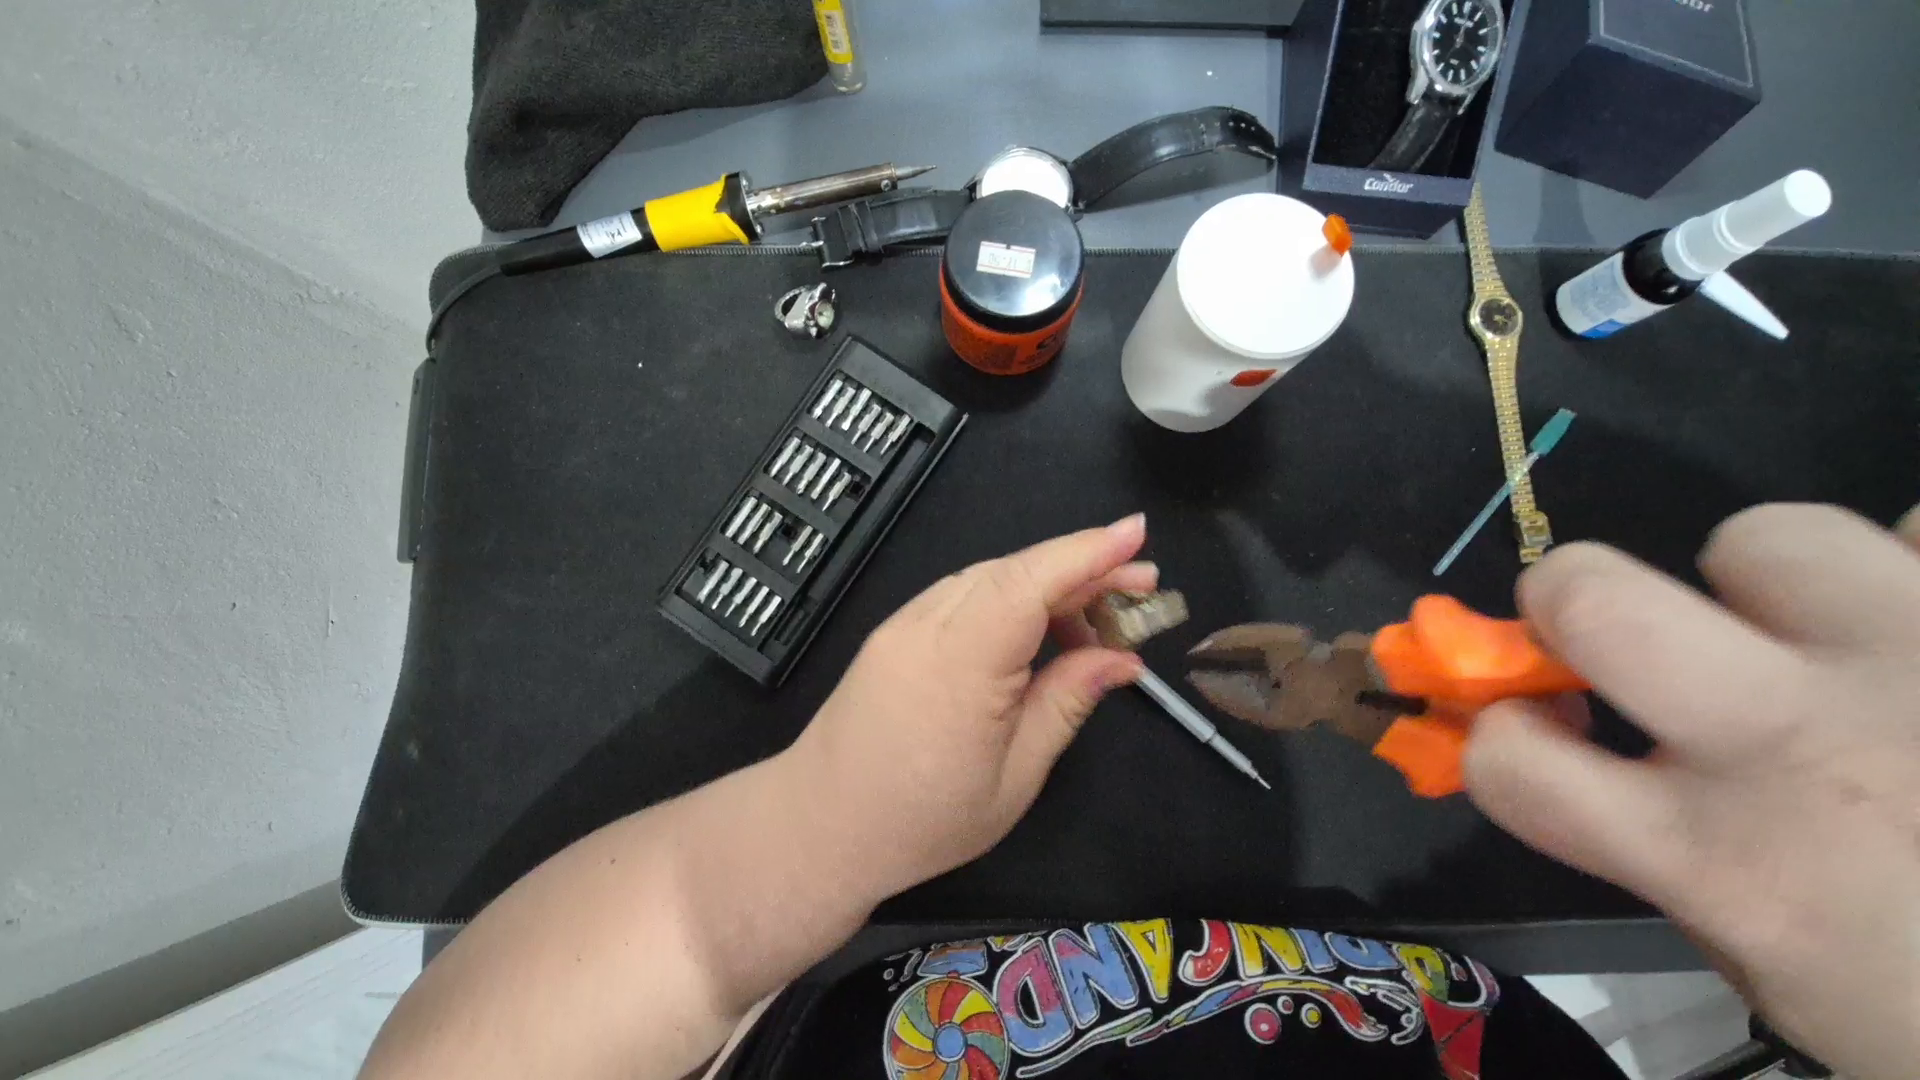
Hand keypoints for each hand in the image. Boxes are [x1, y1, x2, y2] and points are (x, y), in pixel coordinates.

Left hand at [782, 515, 1153, 901]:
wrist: (821, 827)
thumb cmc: (924, 820)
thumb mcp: (1015, 776)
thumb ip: (1068, 703)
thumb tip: (1124, 659)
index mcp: (960, 664)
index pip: (1030, 583)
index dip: (1087, 552)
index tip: (1138, 531)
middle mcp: (926, 626)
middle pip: (1014, 572)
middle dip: (1083, 568)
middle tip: (1143, 587)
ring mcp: (903, 623)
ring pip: (989, 579)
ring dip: (1049, 585)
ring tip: (1099, 620)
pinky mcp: (895, 631)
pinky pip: (963, 596)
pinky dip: (1012, 601)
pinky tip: (1040, 631)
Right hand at [1465, 504, 1919, 1079]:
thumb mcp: (1788, 968)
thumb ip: (1668, 847)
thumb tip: (1590, 740)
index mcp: (1732, 865)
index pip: (1509, 761)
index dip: (1500, 739)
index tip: (1544, 738)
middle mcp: (1808, 748)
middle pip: (1592, 595)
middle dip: (1570, 599)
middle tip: (1618, 636)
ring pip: (1765, 536)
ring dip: (1770, 584)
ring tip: (1848, 644)